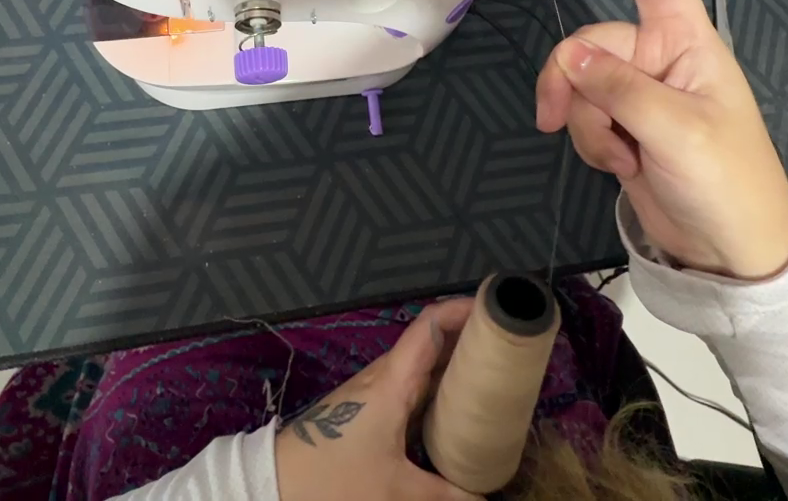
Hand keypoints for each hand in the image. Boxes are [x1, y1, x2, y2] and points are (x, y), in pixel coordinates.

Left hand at [275, 298, 480, 500]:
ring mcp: (377, 387)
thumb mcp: (393, 492)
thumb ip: (443, 495)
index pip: (431, 324)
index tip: (495, 307)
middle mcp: (387, 374)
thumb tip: (485, 500)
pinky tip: (457, 402)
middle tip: (507, 344)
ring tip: (491, 368)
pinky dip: (439, 382)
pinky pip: (414, 382)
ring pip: (424, 361)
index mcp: (394, 379)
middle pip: (433, 338)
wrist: (280, 483)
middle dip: (469, 334)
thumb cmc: (335, 477)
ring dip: (455, 358)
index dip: (463, 307)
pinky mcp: (371, 404)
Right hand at [535, 0, 787, 279]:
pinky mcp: (621, 126)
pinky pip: (581, 115)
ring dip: (586, 123)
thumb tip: (569, 56)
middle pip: (589, 43)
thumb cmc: (727, 180)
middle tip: (555, 119)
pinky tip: (620, 165)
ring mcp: (636, 94)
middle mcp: (657, 58)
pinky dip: (589, 141)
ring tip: (622, 157)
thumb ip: (620, 89)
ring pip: (578, 82)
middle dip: (570, 80)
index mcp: (686, 41)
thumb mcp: (677, 131)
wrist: (729, 250)